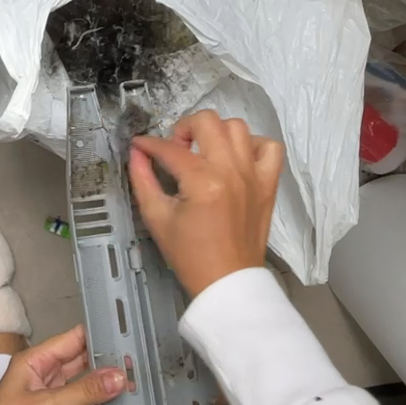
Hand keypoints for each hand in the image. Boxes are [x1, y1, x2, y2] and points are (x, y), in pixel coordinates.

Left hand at [0, 326, 125, 404]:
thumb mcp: (49, 404)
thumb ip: (85, 391)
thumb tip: (117, 377)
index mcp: (34, 363)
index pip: (69, 341)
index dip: (93, 338)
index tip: (119, 339)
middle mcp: (41, 380)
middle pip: (78, 367)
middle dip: (103, 367)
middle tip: (130, 366)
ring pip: (81, 395)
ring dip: (102, 396)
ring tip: (128, 393)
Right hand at [129, 111, 283, 297]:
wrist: (227, 282)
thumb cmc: (190, 254)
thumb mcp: (156, 218)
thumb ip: (142, 180)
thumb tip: (136, 152)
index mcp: (202, 182)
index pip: (170, 148)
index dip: (149, 144)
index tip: (140, 146)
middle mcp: (230, 171)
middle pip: (207, 121)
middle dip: (184, 128)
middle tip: (176, 149)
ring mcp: (253, 175)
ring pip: (237, 127)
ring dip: (216, 132)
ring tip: (204, 151)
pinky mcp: (268, 184)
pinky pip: (269, 147)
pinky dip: (252, 145)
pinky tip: (235, 158)